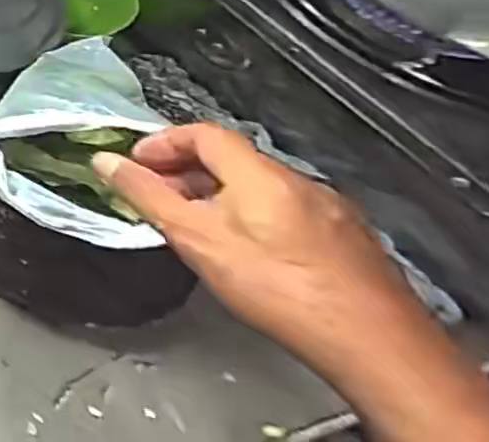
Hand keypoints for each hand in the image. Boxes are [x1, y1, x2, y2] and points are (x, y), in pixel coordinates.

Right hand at [96, 126, 488, 441]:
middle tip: (159, 196)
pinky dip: (253, 216)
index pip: (203, 133)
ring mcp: (334, 214)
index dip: (163, 142)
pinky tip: (247, 251)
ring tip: (196, 226)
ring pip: (259, 186)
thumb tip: (104, 161)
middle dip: (186, 171)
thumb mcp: (193, 238)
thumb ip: (145, 194)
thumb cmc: (279, 289)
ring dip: (218, 195)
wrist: (384, 354)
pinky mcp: (353, 244)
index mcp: (262, 175)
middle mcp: (301, 184)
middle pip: (231, 159)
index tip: (139, 164)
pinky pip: (288, 210)